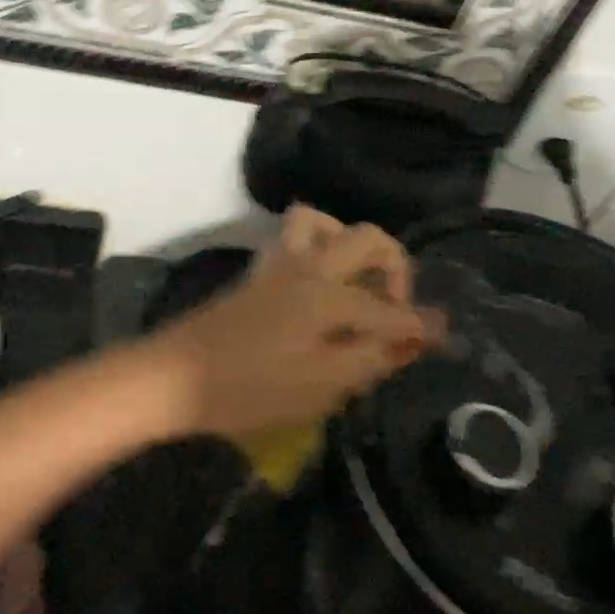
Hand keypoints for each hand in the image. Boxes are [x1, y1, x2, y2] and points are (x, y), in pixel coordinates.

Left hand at [143, 206, 438, 438]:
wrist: (171, 378)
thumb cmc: (247, 390)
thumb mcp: (319, 388)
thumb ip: (370, 358)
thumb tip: (413, 338)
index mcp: (328, 296)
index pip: (390, 310)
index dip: (420, 326)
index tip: (442, 337)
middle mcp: (309, 268)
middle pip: (367, 238)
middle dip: (394, 266)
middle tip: (392, 308)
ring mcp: (278, 265)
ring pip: (322, 223)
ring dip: (349, 245)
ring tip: (356, 286)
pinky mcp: (257, 274)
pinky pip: (295, 239)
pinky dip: (319, 251)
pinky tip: (319, 292)